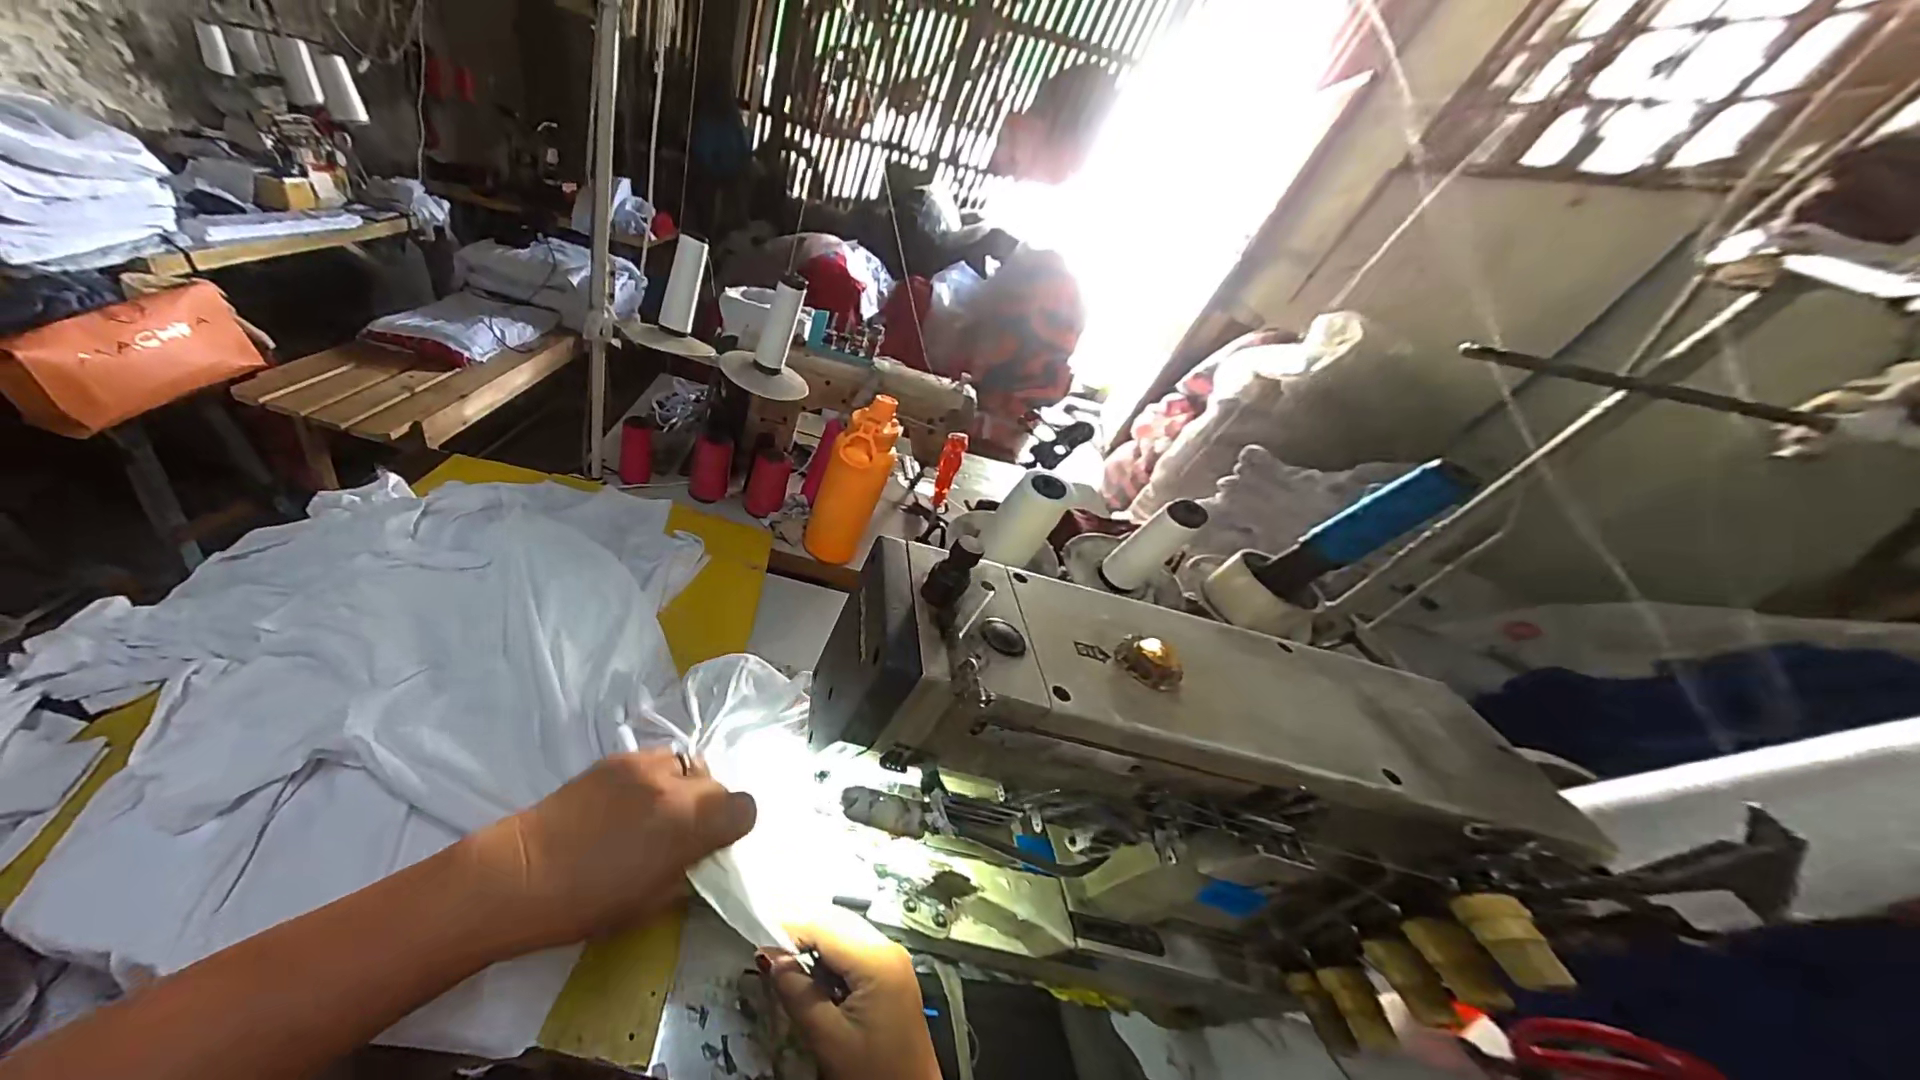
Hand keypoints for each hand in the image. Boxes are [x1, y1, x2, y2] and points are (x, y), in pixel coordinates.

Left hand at [455, 749, 756, 955]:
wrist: (515, 877)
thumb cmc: (585, 904)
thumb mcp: (653, 902)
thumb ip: (690, 870)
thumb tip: (702, 855)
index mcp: (690, 824)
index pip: (745, 807)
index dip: (734, 826)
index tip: (714, 842)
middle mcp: (676, 785)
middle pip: (718, 784)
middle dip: (708, 807)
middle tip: (681, 832)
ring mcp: (646, 765)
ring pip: (688, 765)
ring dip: (683, 787)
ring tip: (657, 810)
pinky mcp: (618, 757)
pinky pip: (656, 759)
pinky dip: (655, 777)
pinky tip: (630, 801)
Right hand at [758, 909, 940, 1079]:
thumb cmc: (873, 1073)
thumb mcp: (829, 1037)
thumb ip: (798, 993)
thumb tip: (772, 958)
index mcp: (876, 957)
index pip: (825, 927)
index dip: (790, 931)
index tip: (760, 942)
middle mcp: (889, 947)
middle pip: (837, 924)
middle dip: (803, 936)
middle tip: (771, 955)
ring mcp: (893, 959)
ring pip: (846, 935)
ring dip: (817, 947)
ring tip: (788, 968)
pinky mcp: (892, 973)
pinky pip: (856, 952)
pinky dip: (832, 960)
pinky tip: (815, 980)